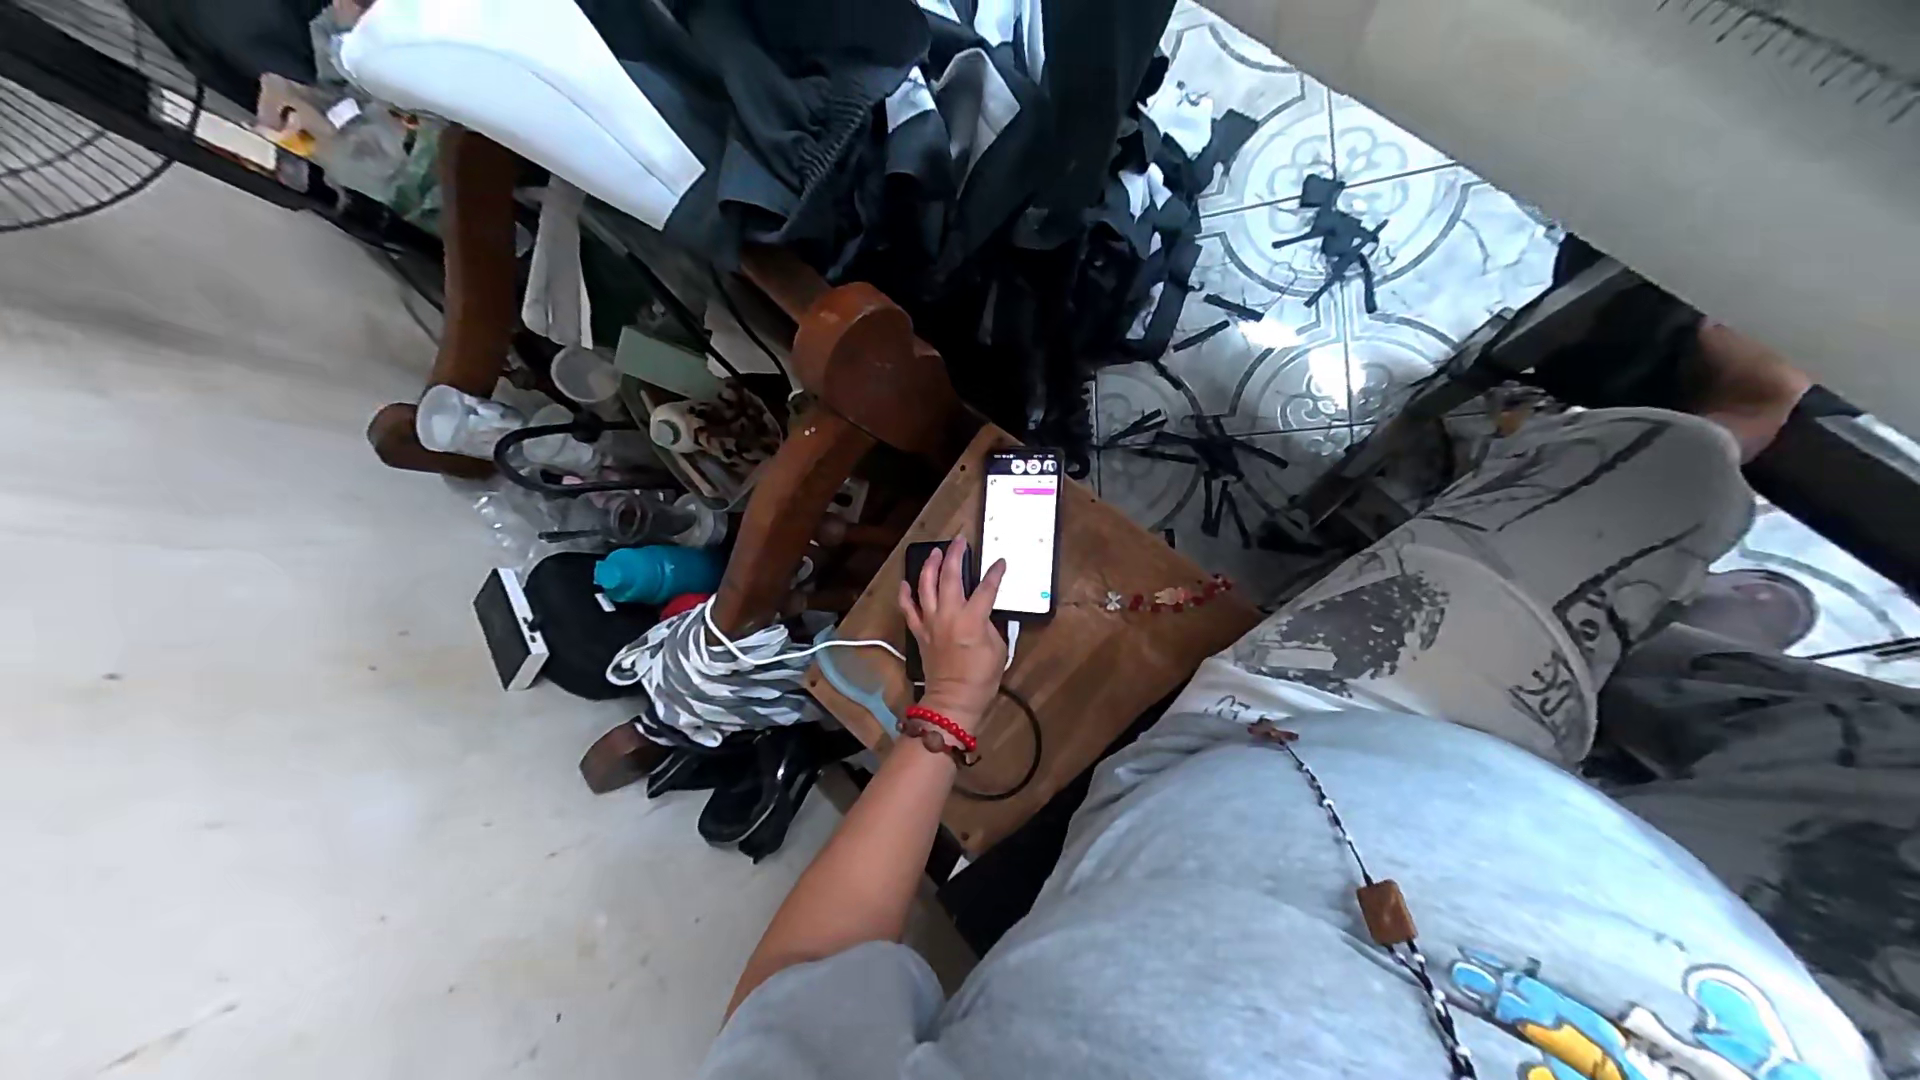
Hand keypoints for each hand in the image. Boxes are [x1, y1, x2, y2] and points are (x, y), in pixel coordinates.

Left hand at [898, 536, 1006, 731]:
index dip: (995, 573)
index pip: (986, 588)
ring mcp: (930, 622)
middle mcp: (948, 614)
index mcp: (972, 619)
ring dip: (930, 566)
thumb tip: (988, 611)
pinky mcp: (919, 632)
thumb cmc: (981, 678)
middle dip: (955, 555)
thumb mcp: (999, 649)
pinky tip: (906, 582)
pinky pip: (908, 609)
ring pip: (925, 586)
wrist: (953, 701)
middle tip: (960, 541)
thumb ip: (992, 625)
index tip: (1000, 562)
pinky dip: (906, 594)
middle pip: (950, 577)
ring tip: (935, 552)